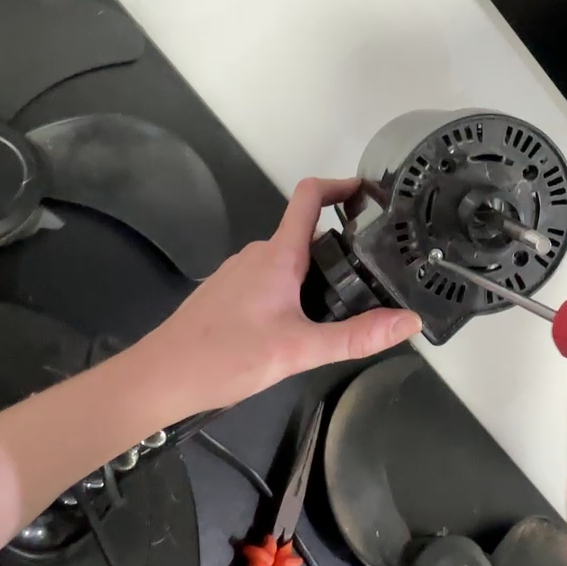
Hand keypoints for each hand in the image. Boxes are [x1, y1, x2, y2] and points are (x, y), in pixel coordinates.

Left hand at [121, 177, 422, 421]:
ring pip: (288, 260)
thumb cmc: (225, 356)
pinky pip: (269, 278)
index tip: (368, 193)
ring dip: (315, 272)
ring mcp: (239, 272)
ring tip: (342, 303)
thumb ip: (355, 336)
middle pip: (306, 233)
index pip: (310, 196)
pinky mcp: (226, 293)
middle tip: (373, 268)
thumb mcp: (299, 351)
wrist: (156, 380)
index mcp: (279, 254)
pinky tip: (296, 325)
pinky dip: (291, 288)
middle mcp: (258, 254)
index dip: (340, 185)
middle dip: (340, 246)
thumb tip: (410, 321)